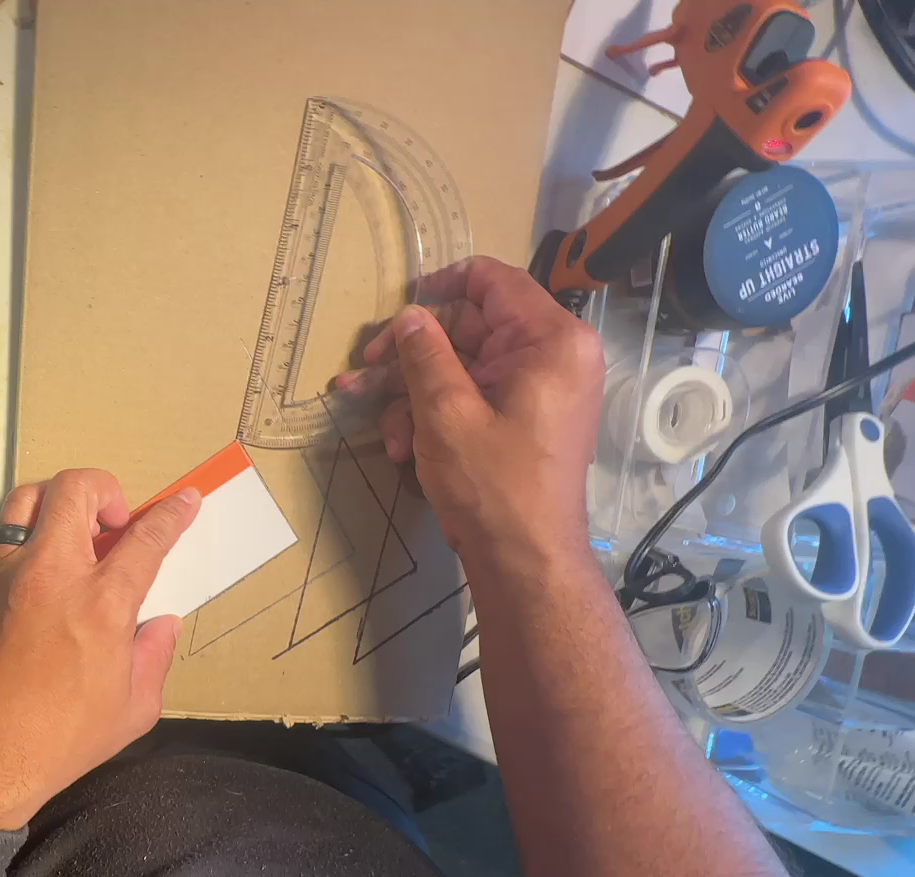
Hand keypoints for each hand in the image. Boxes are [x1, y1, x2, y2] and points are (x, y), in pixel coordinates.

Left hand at [0, 470, 200, 829]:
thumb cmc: (61, 738)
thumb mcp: (133, 709)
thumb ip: (154, 656)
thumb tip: (160, 623)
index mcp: (101, 603)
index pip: (145, 537)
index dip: (172, 513)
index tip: (185, 499)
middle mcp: (51, 572)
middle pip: (76, 488)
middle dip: (105, 488)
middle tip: (114, 522)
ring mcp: (5, 572)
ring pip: (29, 498)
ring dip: (59, 504)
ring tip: (72, 537)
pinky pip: (3, 539)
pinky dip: (28, 543)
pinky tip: (38, 580)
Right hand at [337, 256, 604, 565]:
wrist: (523, 557)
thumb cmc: (491, 484)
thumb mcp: (446, 414)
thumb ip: (425, 356)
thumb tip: (409, 316)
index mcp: (549, 341)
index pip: (495, 282)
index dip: (442, 285)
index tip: (399, 309)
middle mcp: (550, 357)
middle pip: (469, 330)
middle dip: (412, 357)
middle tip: (364, 375)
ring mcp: (535, 390)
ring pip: (460, 369)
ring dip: (412, 396)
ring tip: (382, 429)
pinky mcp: (519, 419)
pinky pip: (469, 398)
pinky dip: (432, 417)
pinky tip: (402, 447)